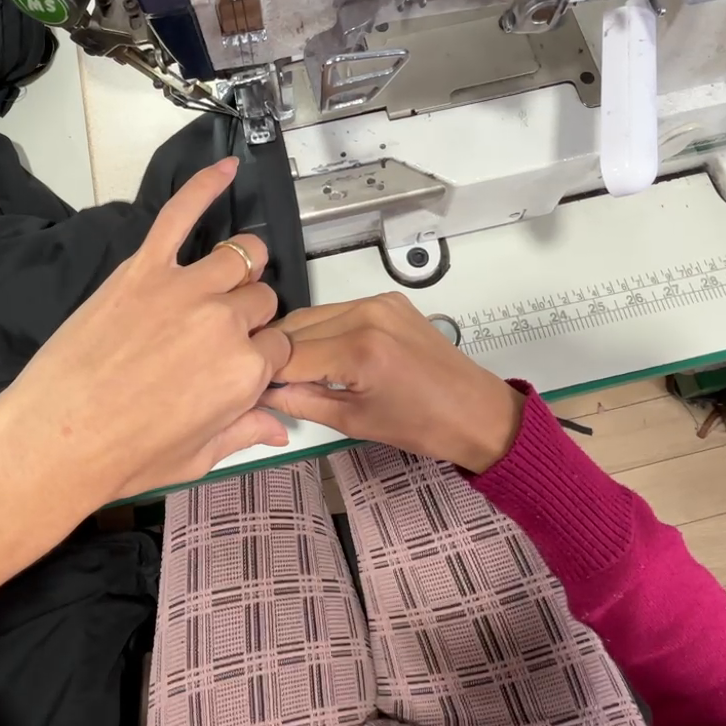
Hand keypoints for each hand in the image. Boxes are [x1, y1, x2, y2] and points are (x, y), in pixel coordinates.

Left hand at [0, 158, 292, 612]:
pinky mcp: (144, 269)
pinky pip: (179, 215)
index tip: (245, 365)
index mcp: (245, 373)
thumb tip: (281, 426)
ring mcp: (185, 289)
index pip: (281, 346)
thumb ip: (245, 432)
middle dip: (251, 315)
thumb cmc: (125, 458)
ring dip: (242, 266)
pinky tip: (225, 168)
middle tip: (219, 335)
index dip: (263, 357)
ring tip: (225, 279)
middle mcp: (225, 323)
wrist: (52, 442)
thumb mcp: (198, 457)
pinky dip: (203, 187)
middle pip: (263, 298)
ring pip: (242, 255)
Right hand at [260, 293, 524, 473]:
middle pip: (296, 326)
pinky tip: (324, 354)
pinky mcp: (389, 298)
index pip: (288, 355)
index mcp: (358, 349)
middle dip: (276, 354)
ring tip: (292, 370)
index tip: (250, 390)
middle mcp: (366, 312)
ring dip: (297, 339)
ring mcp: (379, 300)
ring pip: (315, 314)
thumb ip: (302, 402)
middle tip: (264, 380)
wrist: (476, 411)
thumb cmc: (419, 426)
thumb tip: (261, 392)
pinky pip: (340, 310)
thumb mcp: (354, 422)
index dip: (265, 374)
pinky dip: (324, 329)